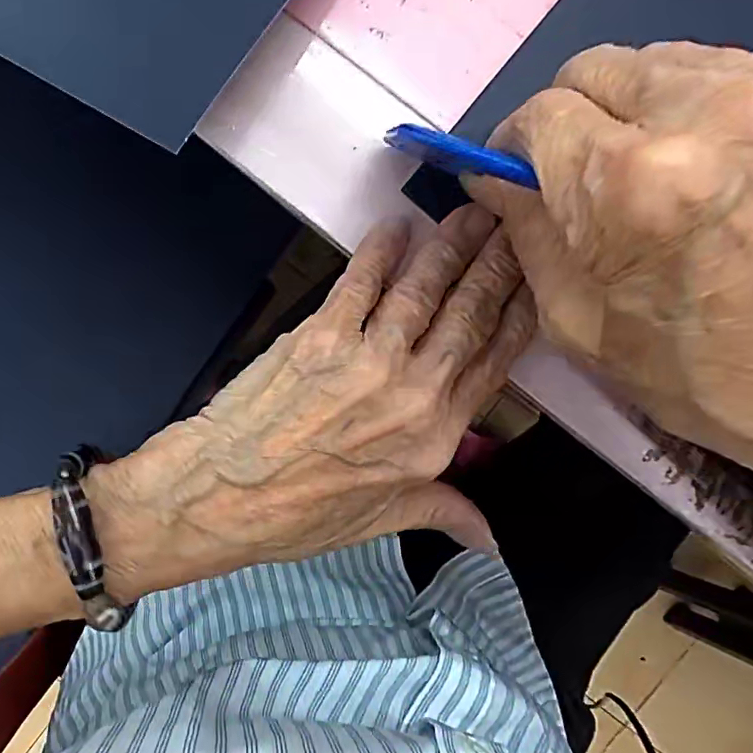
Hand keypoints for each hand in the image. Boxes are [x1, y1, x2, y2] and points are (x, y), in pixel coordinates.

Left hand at [88, 205, 535, 597]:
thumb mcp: (376, 523)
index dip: (517, 313)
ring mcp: (367, 357)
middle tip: (512, 225)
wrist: (220, 494)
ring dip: (449, 246)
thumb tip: (487, 535)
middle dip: (495, 265)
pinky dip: (380, 251)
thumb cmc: (294, 516)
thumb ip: (438, 510)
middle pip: (468, 313)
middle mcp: (413, 390)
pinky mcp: (320, 334)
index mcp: (435, 436)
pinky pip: (360, 281)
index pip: (494, 360)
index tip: (532, 278)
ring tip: (469, 216)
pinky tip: (394, 231)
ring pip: (423, 289)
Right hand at [461, 43, 752, 512]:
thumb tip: (494, 177)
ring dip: (646, 114)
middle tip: (584, 177)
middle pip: (601, 68)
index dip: (514, 145)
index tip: (518, 174)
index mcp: (634, 184)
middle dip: (574, 120)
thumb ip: (527, 231)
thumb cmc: (696, 375)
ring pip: (672, 64)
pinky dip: (720, 115)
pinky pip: (751, 72)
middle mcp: (721, 111)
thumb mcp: (572, 319)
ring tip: (666, 178)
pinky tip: (735, 174)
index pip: (540, 113)